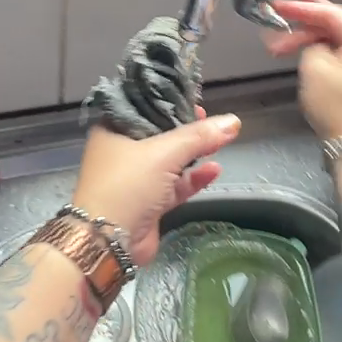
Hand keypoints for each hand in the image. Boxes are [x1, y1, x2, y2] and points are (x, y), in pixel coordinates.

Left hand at [71, 113, 239, 265]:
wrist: (107, 242)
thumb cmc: (127, 184)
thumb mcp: (163, 153)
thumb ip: (199, 137)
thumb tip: (233, 121)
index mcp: (113, 130)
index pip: (144, 108)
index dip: (169, 103)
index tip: (193, 99)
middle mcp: (122, 152)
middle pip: (159, 134)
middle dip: (186, 129)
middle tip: (209, 119)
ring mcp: (135, 179)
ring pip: (169, 161)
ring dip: (193, 154)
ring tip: (218, 141)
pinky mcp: (148, 203)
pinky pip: (174, 186)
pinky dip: (193, 179)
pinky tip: (214, 170)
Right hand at [261, 0, 341, 140]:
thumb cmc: (335, 105)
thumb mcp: (315, 67)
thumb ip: (312, 43)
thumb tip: (313, 41)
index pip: (333, 14)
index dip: (304, 8)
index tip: (279, 5)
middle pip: (337, 20)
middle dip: (307, 16)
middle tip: (283, 6)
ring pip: (334, 35)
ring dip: (308, 36)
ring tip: (279, 42)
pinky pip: (337, 48)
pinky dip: (317, 46)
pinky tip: (298, 46)